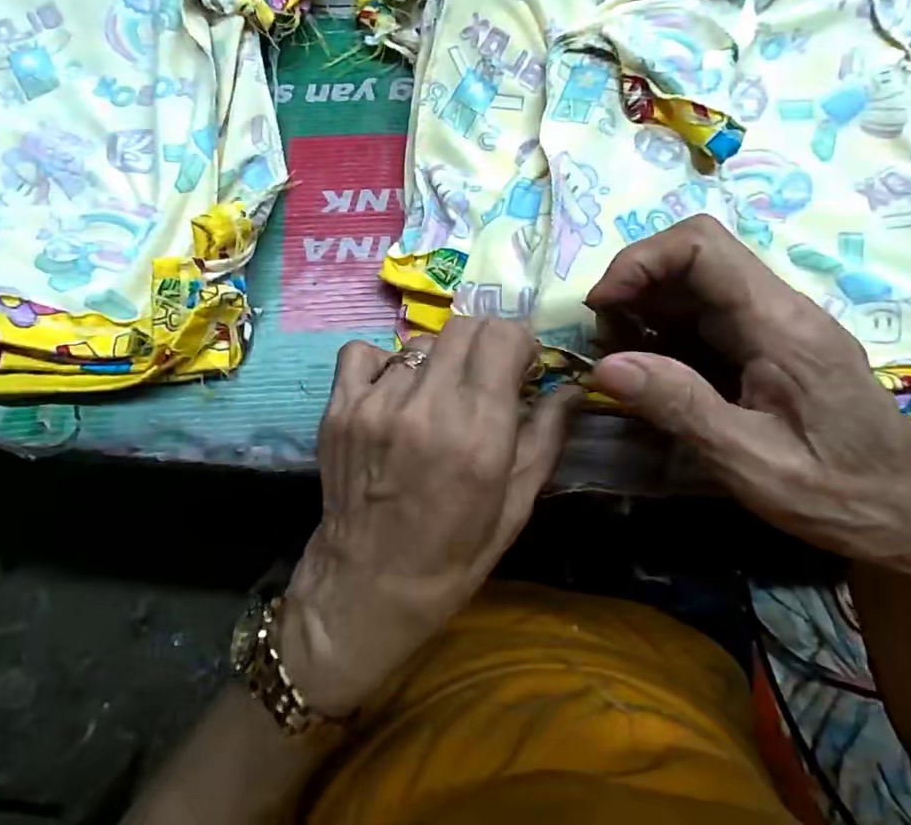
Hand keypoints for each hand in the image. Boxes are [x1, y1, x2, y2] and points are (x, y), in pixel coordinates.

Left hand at [277, 318, 580, 717]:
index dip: (518, 344)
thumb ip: (546, 437)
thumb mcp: (516, 504)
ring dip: (436, 363)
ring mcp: (376, 403)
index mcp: (479, 431)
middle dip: (483, 344)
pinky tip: (390, 391)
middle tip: (481, 377)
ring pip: (417, 345)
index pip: (502, 336)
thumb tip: (571, 387)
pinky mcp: (339, 408)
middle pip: (462, 328)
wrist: (369, 583)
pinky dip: (381, 363)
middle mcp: (427, 407)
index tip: (518, 367)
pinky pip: (362, 353)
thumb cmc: (454, 553)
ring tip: (434, 398)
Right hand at [583, 216, 910, 580]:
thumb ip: (680, 407)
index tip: (600, 305)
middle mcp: (775, 309)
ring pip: (689, 284)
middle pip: (689, 257)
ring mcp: (769, 324)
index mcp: (780, 325)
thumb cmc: (839, 495)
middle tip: (607, 343)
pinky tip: (651, 373)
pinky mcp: (761, 343)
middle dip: (633, 287)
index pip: (702, 246)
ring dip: (641, 310)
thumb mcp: (752, 462)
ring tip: (625, 364)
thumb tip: (604, 366)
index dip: (639, 260)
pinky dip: (659, 331)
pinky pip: (698, 314)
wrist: (910, 518)